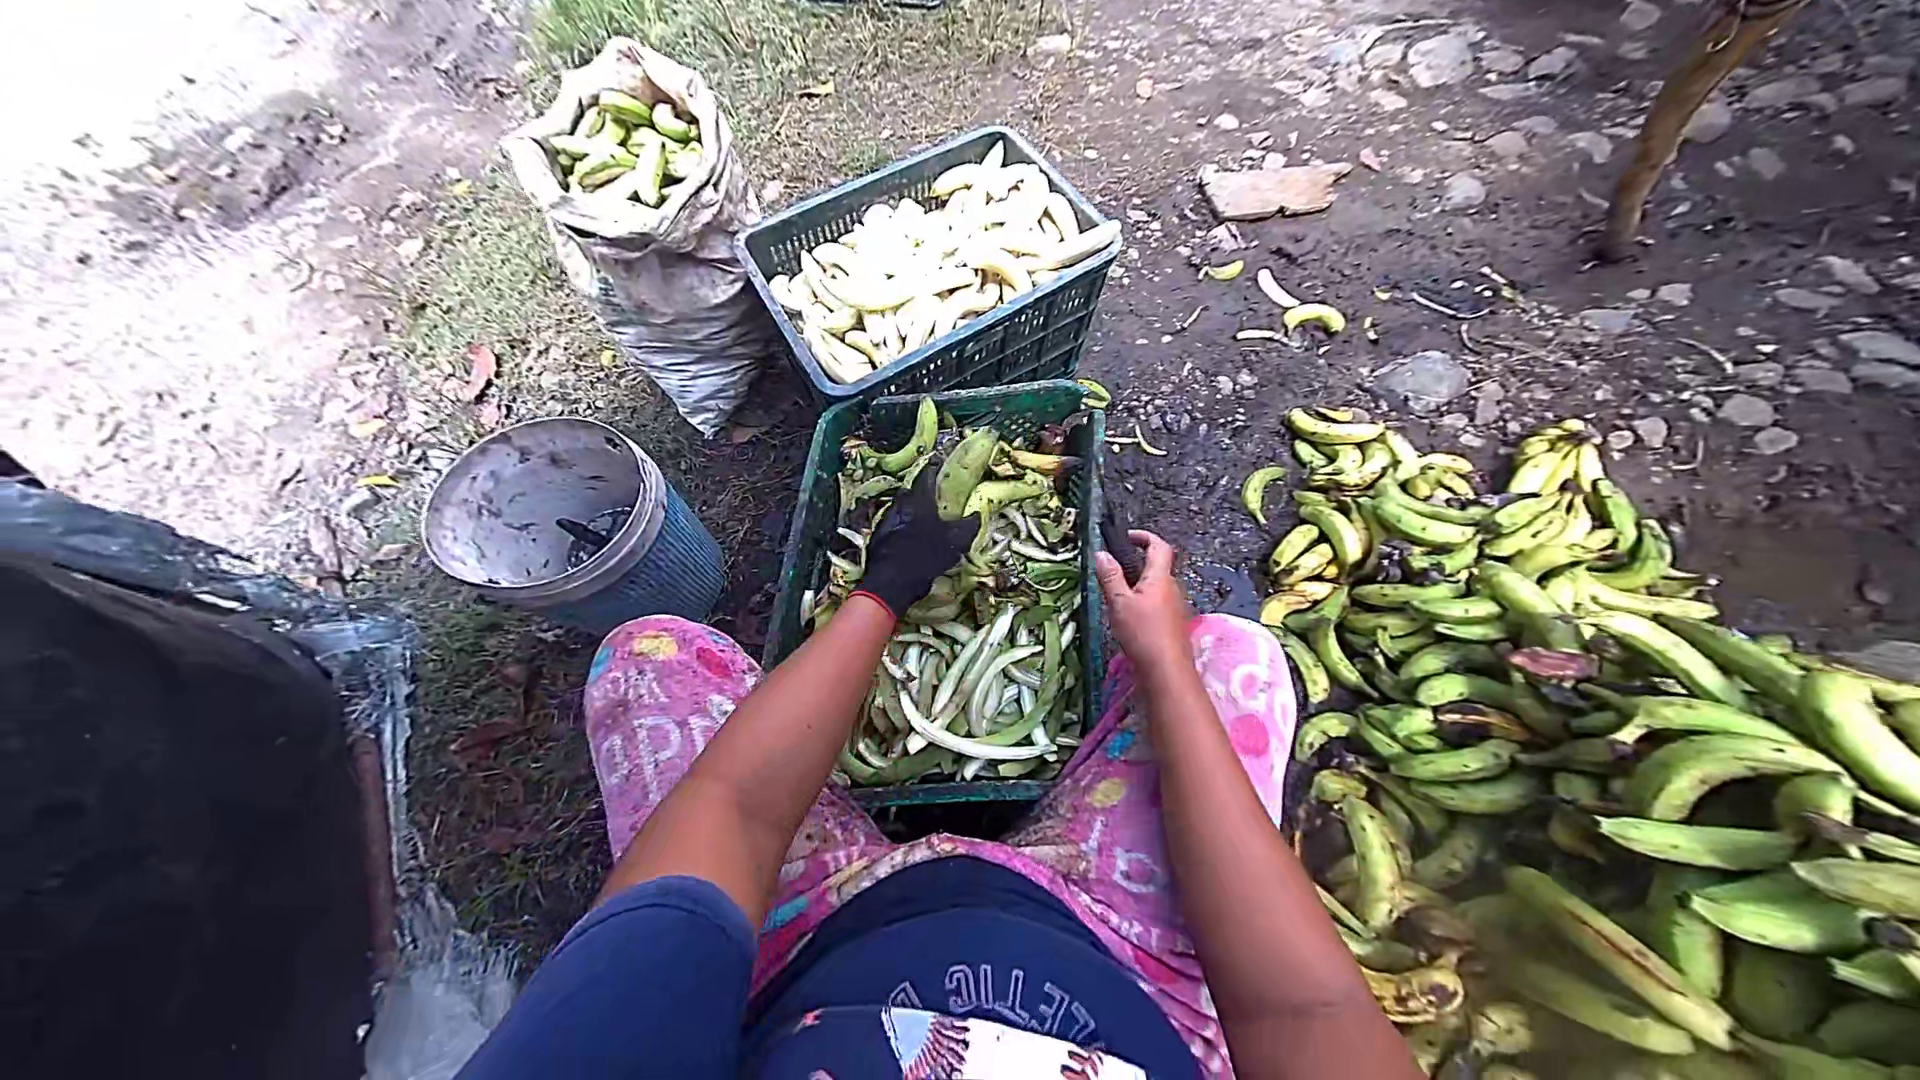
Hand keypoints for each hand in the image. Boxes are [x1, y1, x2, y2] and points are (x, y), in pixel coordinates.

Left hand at [854, 467, 975, 617]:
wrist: (892, 581)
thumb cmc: (926, 555)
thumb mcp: (956, 541)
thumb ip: (969, 525)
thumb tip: (977, 515)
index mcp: (920, 500)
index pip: (927, 476)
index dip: (934, 469)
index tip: (939, 465)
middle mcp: (900, 505)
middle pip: (911, 492)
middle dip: (921, 492)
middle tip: (933, 497)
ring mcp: (886, 521)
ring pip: (900, 509)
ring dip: (910, 511)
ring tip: (922, 520)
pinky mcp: (877, 538)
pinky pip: (892, 526)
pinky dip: (901, 529)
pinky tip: (908, 540)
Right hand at [1093, 529, 1193, 678]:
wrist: (1166, 670)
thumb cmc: (1142, 632)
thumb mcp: (1119, 602)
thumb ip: (1110, 576)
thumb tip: (1102, 553)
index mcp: (1160, 577)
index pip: (1159, 546)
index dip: (1144, 536)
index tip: (1127, 537)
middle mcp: (1172, 588)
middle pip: (1157, 566)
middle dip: (1137, 562)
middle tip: (1114, 569)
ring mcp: (1175, 606)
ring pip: (1156, 586)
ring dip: (1139, 584)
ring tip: (1116, 595)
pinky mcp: (1172, 623)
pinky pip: (1157, 603)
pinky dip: (1143, 601)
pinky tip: (1129, 617)